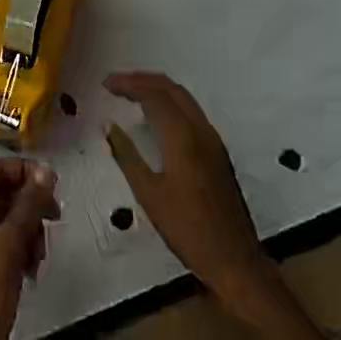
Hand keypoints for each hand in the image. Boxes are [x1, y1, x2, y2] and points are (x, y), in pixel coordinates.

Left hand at [0, 158, 60, 339]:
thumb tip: (44, 172)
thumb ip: (30, 203)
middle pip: (2, 191)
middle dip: (30, 208)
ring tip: (37, 254)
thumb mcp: (11, 241)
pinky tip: (29, 266)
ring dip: (27, 231)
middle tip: (53, 218)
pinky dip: (17, 246)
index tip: (52, 185)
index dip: (26, 172)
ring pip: (4, 215)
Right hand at [105, 72, 320, 338]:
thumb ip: (127, 155)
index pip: (153, 95)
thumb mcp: (148, 193)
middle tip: (116, 82)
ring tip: (132, 92)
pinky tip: (156, 115)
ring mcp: (213, 140)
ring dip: (157, 88)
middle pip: (171, 88)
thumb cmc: (187, 228)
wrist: (235, 261)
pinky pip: (191, 111)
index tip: (106, 84)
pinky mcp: (218, 151)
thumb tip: (109, 126)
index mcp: (182, 137)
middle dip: (142, 79)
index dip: (128, 84)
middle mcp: (201, 130)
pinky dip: (170, 102)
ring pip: (184, 98)